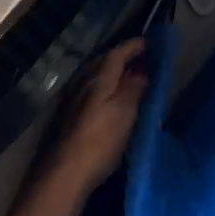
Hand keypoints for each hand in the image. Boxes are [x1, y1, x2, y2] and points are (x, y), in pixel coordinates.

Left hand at [44, 38, 149, 195]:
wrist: (65, 172)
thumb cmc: (100, 140)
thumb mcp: (125, 113)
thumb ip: (134, 89)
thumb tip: (141, 72)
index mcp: (99, 79)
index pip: (116, 54)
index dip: (132, 46)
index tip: (148, 43)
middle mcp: (83, 83)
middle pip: (103, 62)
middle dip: (122, 58)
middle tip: (140, 60)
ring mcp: (73, 100)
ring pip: (95, 77)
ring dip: (112, 73)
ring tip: (128, 79)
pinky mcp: (69, 116)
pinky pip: (90, 91)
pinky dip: (104, 88)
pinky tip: (110, 100)